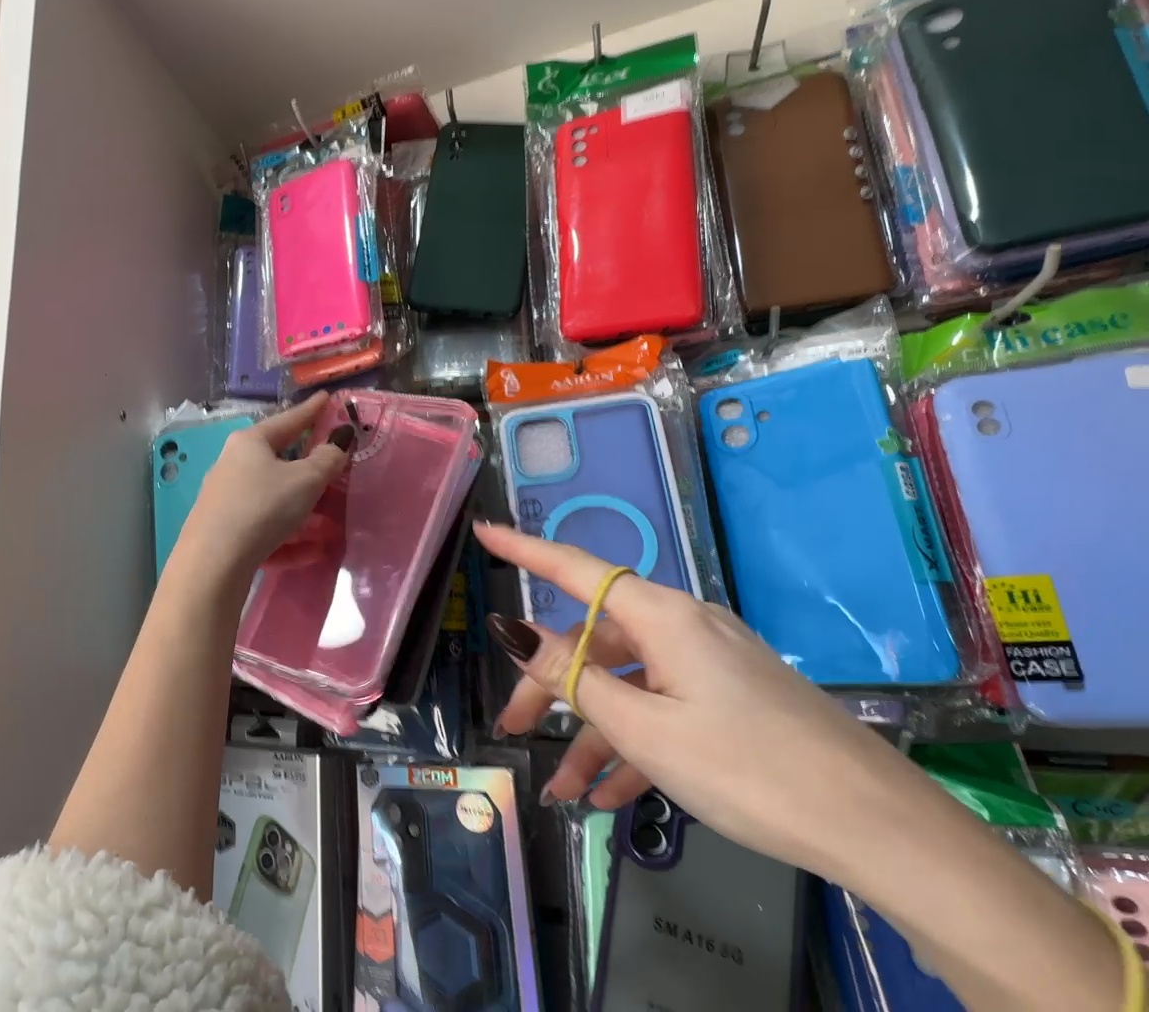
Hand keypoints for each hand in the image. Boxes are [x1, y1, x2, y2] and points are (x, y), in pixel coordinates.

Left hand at [173, 392, 349, 585]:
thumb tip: (338, 442)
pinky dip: (289, 537)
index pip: (287, 420)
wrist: (213, 561)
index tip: (326, 397)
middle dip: (309, 470)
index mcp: (249, 443)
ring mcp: (226, 500)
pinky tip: (312, 552)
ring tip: (330, 524)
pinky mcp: (224, 532)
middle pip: (278, 462)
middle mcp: (233, 465)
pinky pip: (265, 528)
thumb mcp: (305, 480)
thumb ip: (327, 460)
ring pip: (274, 499)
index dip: (311, 410)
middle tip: (334, 468)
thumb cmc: (262, 506)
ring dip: (303, 510)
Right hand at [477, 522, 944, 881]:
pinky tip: (609, 796)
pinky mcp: (732, 702)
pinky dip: (633, 748)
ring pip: (627, 686)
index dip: (525, 551)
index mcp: (662, 618)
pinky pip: (664, 712)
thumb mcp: (642, 726)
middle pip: (593, 644)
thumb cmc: (745, 767)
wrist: (877, 828)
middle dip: (548, 688)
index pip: (575, 570)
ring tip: (562, 791)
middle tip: (511, 729)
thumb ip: (571, 677)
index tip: (483, 532)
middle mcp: (684, 630)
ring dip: (590, 736)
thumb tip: (511, 630)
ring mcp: (711, 666)